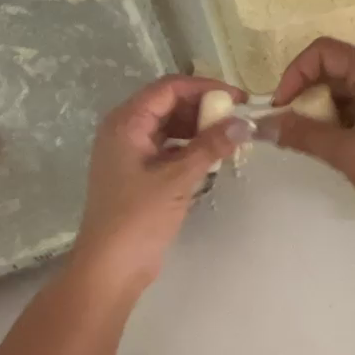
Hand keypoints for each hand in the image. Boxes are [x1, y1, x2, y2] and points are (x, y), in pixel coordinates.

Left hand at [72, 75, 241, 288]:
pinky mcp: (138, 176)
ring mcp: (129, 155)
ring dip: (198, 131)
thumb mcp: (177, 179)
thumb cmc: (137, 219)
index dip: (205, 88)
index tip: (239, 99)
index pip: (168, 88)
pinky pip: (167, 151)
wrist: (110, 266)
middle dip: (203, 109)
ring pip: (169, 129)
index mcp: (126, 123)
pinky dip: (189, 150)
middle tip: (237, 120)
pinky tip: (211, 160)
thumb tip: (244, 124)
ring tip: (229, 140)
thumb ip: (210, 147)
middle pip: (168, 105)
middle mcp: (124, 131)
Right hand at [270, 38, 354, 226]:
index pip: (324, 52)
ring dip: (320, 112)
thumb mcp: (345, 152)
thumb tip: (262, 126)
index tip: (280, 107)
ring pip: (342, 92)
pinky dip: (337, 122)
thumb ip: (301, 134)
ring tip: (311, 142)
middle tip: (291, 128)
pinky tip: (332, 147)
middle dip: (305, 95)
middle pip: (332, 69)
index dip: (295, 74)